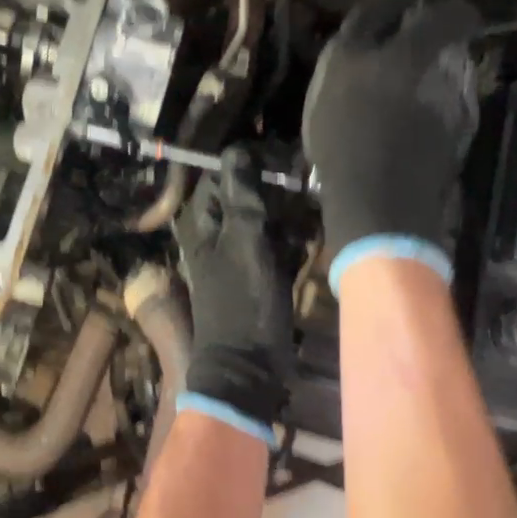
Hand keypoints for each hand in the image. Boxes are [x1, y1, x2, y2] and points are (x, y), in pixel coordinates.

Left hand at [174, 147, 294, 434]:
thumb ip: (241, 196)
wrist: (247, 367)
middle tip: (305, 181)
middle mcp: (218, 235)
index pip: (223, 176)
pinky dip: (293, 238)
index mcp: (204, 224)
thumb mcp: (244, 242)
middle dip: (275, 187)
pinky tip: (311, 236)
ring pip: (265, 218)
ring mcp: (240, 255)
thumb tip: (237, 149)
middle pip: (247, 195)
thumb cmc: (243, 301)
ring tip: (312, 206)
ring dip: (288, 212)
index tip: (284, 158)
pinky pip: (277, 244)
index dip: (251, 163)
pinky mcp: (260, 274)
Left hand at [303, 0, 485, 280]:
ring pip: (349, 37)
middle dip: (402, 8)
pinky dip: (355, 63)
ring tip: (395, 44)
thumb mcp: (455, 120)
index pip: (434, 17)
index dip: (457, 13)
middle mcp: (354, 58)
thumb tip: (453, 53)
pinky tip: (371, 76)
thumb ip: (452, 77)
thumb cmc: (424, 171)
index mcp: (399, 61)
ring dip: (373, 34)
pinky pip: (334, 68)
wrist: (373, 214)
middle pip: (376, 11)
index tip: (468, 18)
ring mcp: (325, 78)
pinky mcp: (311, 102)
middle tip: (423, 17)